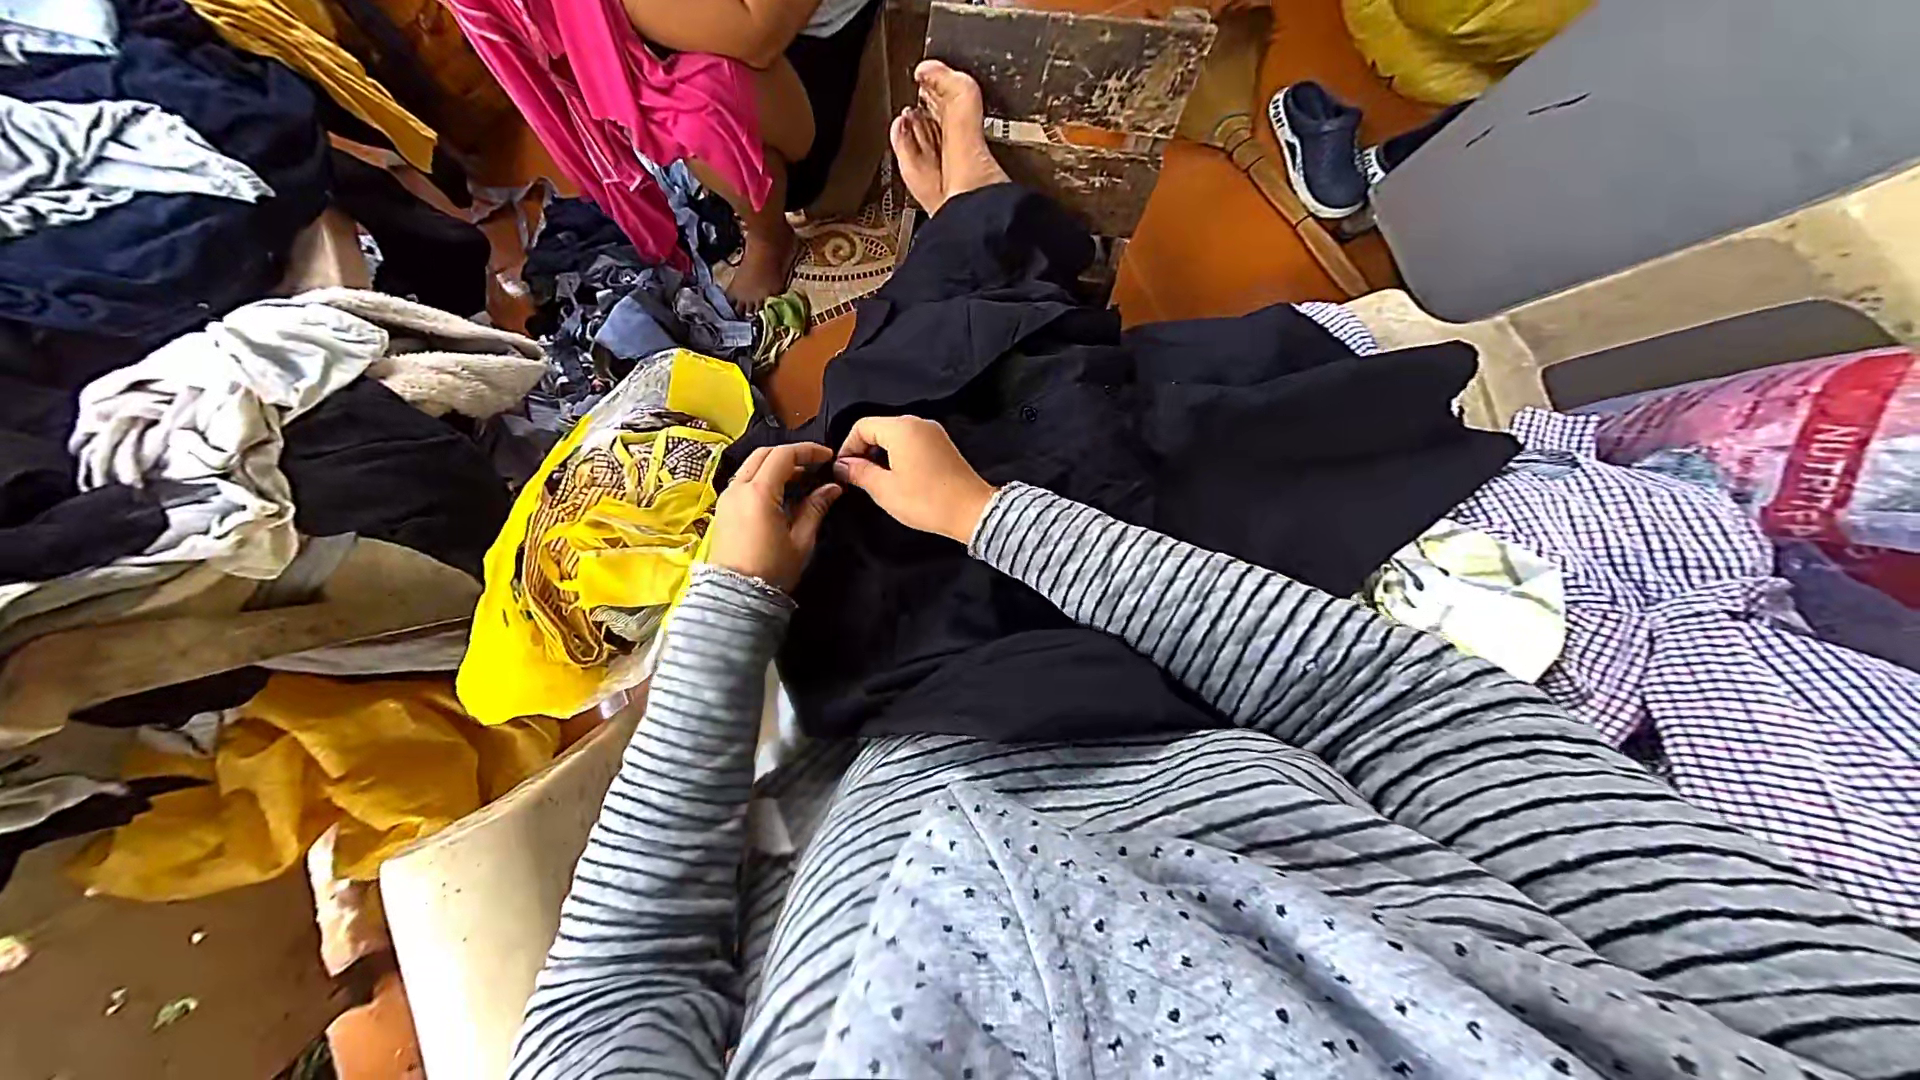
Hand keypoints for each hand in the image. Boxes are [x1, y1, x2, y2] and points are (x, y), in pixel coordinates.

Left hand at [706, 443, 841, 591]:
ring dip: (775, 465)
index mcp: (758, 493)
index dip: (808, 451)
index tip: (826, 457)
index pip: (783, 455)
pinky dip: (763, 477)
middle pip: (764, 454)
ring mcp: (727, 498)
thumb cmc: (772, 570)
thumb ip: (816, 507)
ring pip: (751, 466)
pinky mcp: (723, 509)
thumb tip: (832, 488)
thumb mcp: (801, 539)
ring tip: (801, 479)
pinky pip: (743, 481)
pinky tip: (781, 493)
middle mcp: (737, 489)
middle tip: (813, 465)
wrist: (736, 597)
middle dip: (791, 454)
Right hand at [833, 416, 996, 542]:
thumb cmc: (929, 501)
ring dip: (881, 455)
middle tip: (857, 478)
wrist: (972, 512)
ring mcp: (934, 433)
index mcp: (902, 428)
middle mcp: (919, 423)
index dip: (847, 447)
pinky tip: (898, 478)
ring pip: (895, 436)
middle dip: (864, 451)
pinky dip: (898, 456)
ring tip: (876, 481)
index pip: (862, 426)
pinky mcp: (943, 446)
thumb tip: (842, 465)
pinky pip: (912, 443)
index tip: (843, 470)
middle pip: (879, 428)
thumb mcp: (885, 489)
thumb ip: (859, 472)